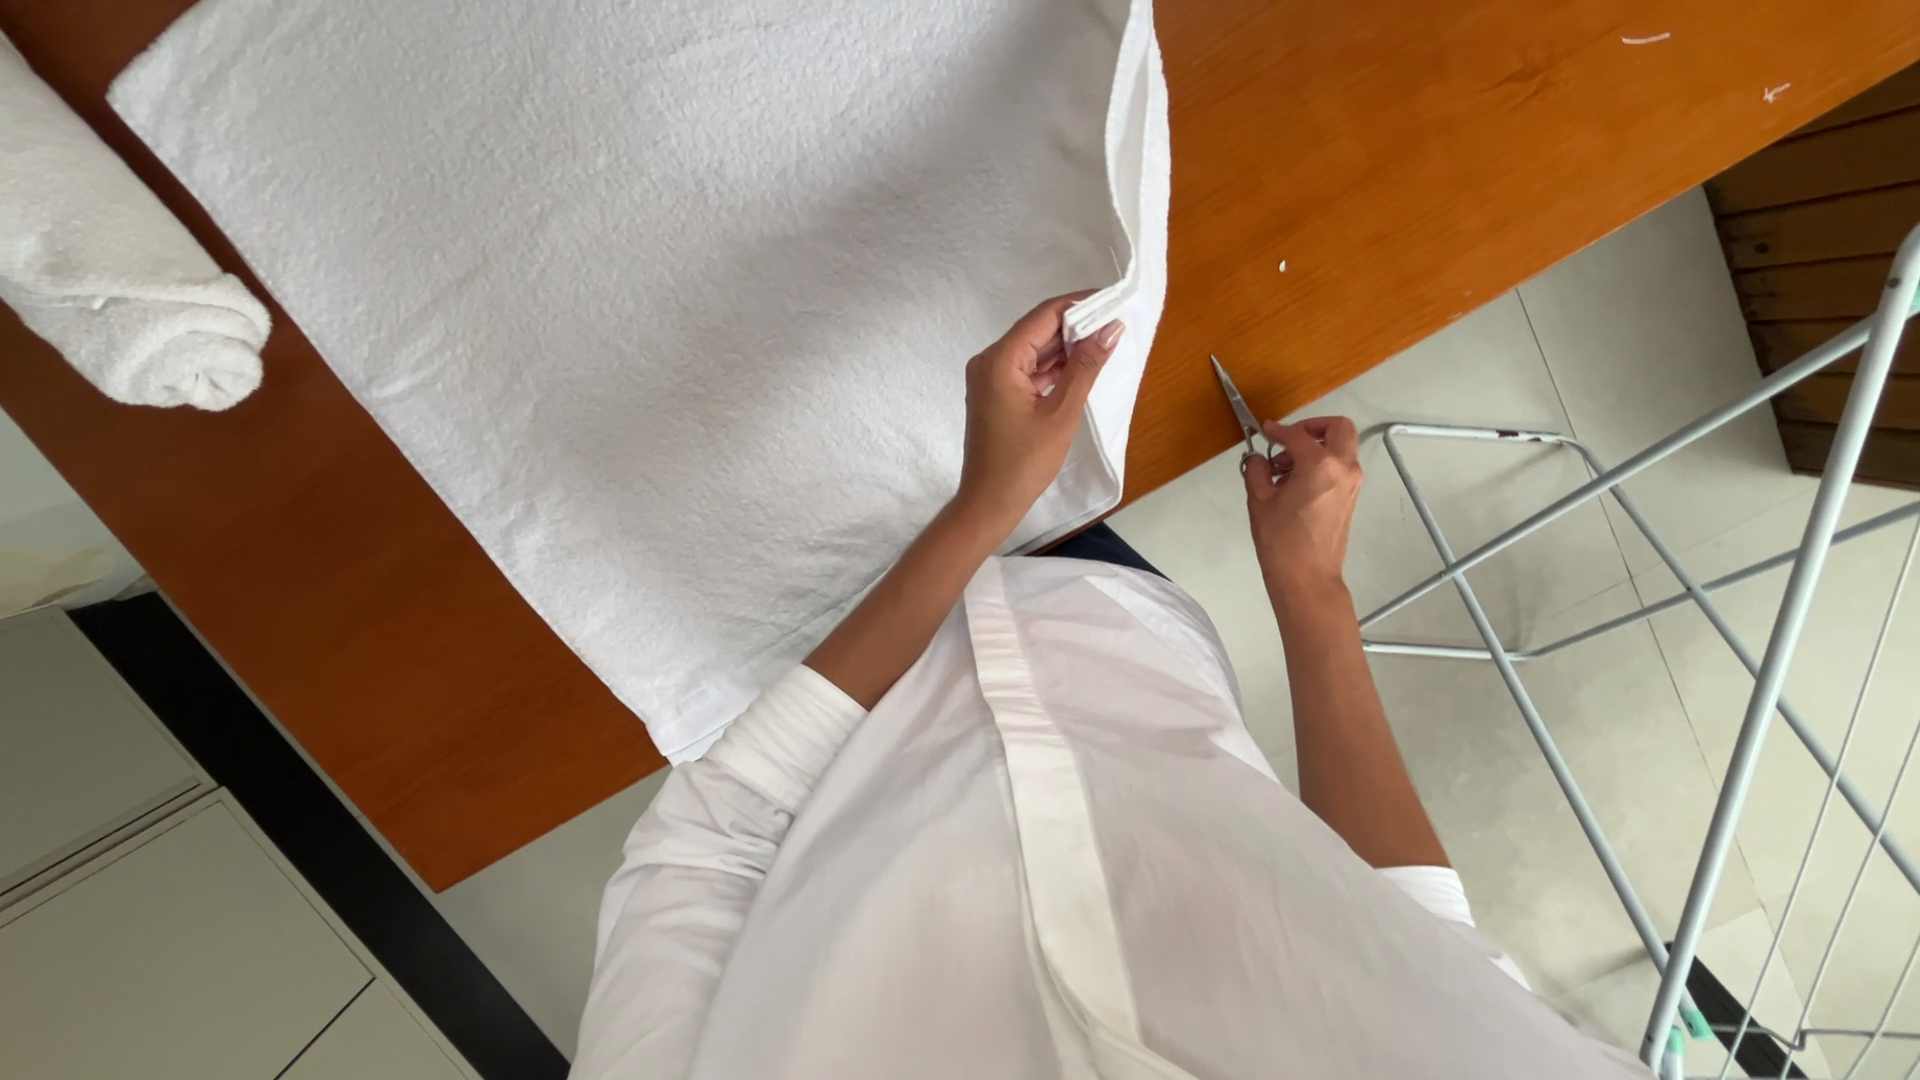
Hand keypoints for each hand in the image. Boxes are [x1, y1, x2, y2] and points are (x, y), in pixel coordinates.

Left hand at [956, 292, 1123, 533]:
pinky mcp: (994, 393)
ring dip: (1066, 348)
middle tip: (1115, 325)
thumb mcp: (1061, 413)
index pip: (1044, 315)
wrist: (989, 502)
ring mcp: (989, 377)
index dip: (1080, 305)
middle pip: (1037, 329)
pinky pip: (1027, 369)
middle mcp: (989, 361)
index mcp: (999, 360)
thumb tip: (1111, 328)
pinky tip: (1081, 368)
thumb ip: (1086, 367)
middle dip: (1076, 327)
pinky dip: (1052, 368)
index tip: (1113, 301)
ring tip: (1105, 344)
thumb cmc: (1024, 463)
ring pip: (1033, 350)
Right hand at [1243, 416, 1362, 598]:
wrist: (1307, 576)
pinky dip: (1322, 463)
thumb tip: (1259, 460)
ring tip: (1285, 468)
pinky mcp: (1351, 497)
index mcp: (1320, 465)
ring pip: (1341, 447)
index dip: (1277, 430)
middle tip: (1288, 440)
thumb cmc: (1281, 540)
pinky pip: (1340, 466)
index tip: (1264, 431)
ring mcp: (1352, 483)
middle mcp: (1343, 468)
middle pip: (1337, 428)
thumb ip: (1257, 471)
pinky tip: (1296, 483)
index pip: (1297, 436)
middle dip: (1312, 427)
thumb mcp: (1260, 501)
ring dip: (1316, 446)